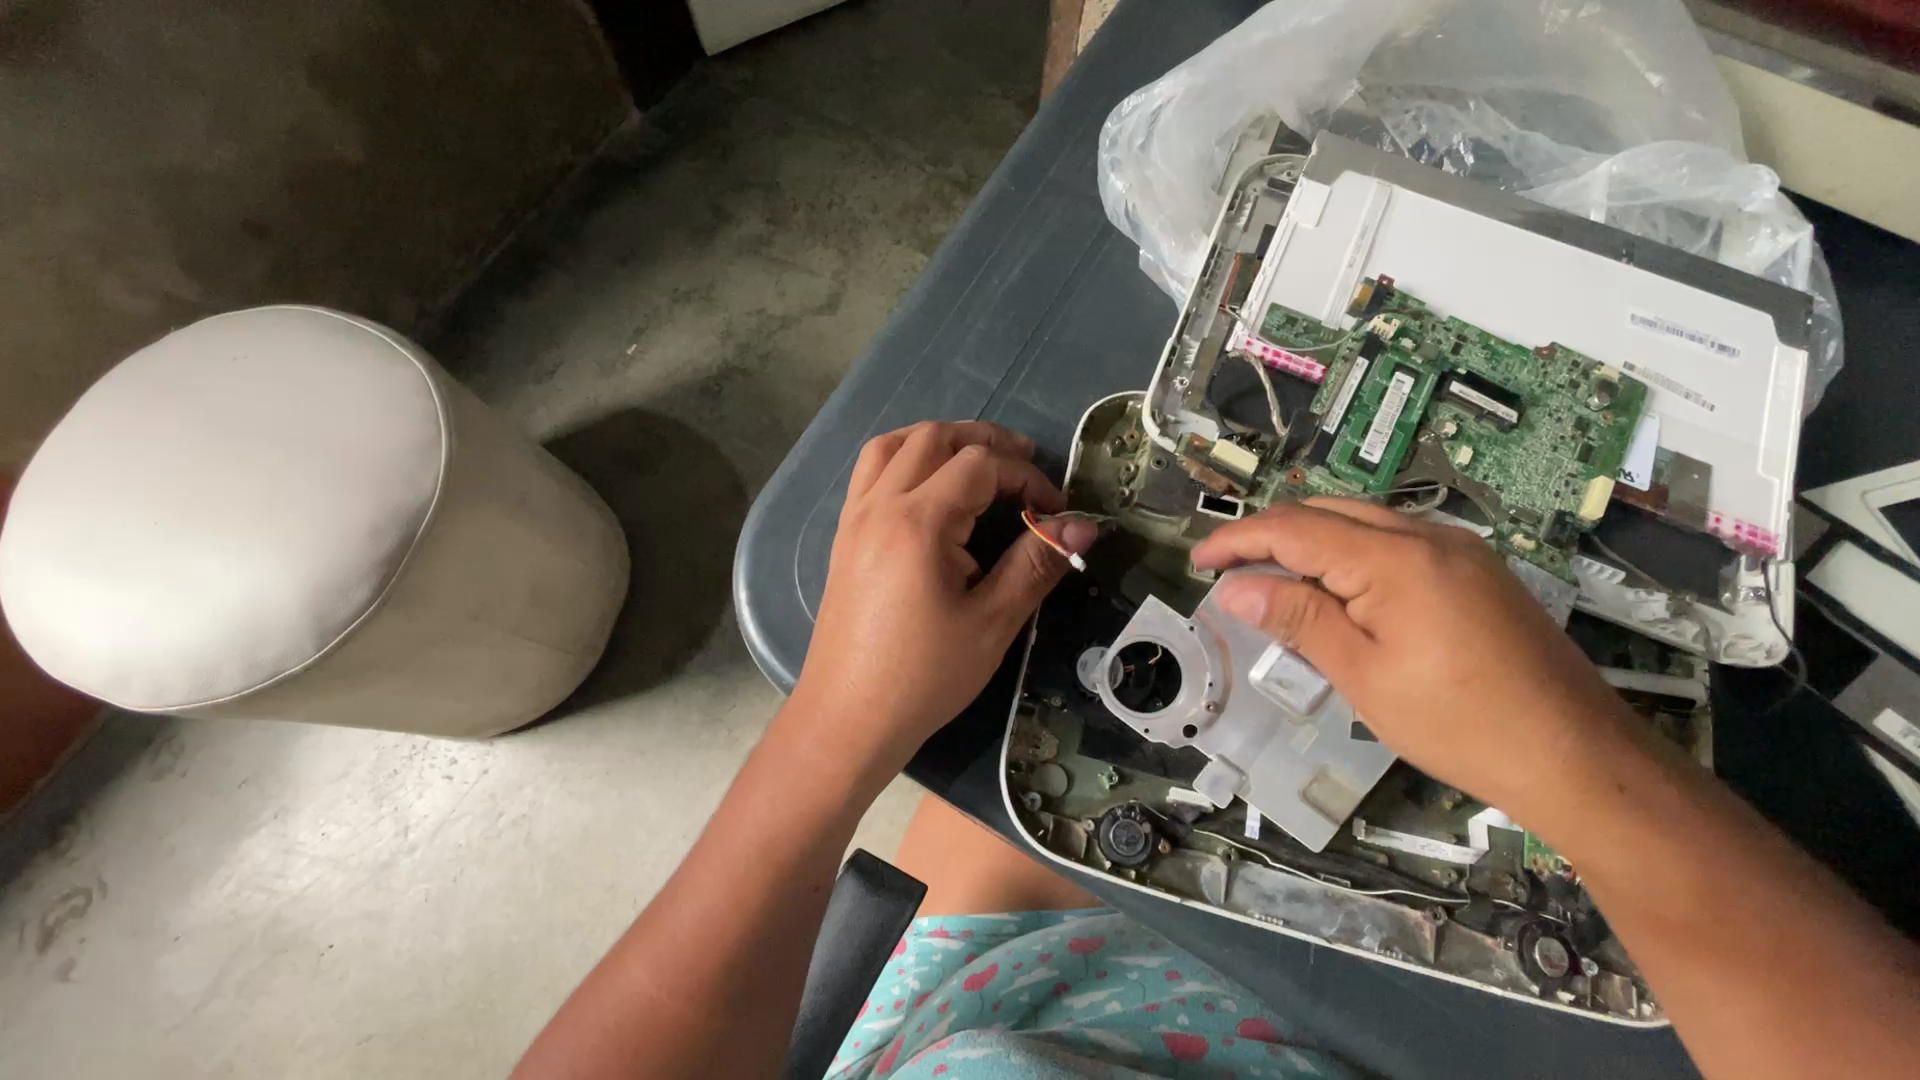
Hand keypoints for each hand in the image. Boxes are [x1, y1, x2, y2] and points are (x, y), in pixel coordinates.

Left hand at [789, 422, 1096, 771]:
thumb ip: (1035, 564)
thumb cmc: (924, 677)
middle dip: (985, 441)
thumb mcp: (992, 623)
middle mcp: (880, 506)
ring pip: (893, 445)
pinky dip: (905, 459)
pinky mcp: (844, 538)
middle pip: (933, 437)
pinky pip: (871, 472)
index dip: (1026, 476)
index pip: (980, 465)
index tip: (1055, 510)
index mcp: (918, 522)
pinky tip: (929, 490)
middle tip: (1025, 462)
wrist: (847, 719)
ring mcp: (855, 519)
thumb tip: (1083, 527)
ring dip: (939, 441)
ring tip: (976, 462)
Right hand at [1190, 498, 1639, 814]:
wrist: (1576, 755)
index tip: (1198, 560)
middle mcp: (1427, 536)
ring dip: (1309, 539)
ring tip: (1271, 577)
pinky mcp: (1475, 569)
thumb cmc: (1457, 723)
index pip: (1294, 529)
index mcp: (1394, 558)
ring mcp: (1458, 549)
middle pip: (1327, 512)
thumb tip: (1234, 588)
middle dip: (1269, 533)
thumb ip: (1297, 618)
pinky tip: (1336, 587)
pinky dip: (1348, 551)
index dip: (1239, 540)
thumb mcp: (1362, 673)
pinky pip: (1394, 539)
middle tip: (1228, 568)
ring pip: (1362, 521)